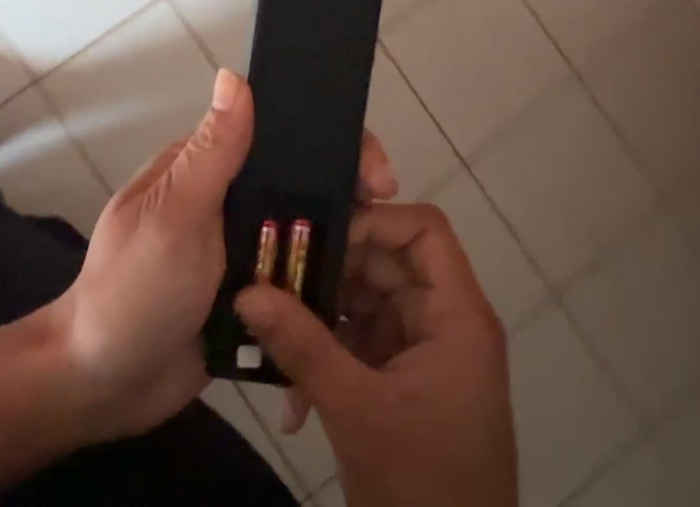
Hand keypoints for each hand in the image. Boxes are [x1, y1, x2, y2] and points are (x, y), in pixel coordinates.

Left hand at [40, 70, 400, 440]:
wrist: (107, 384)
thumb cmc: (135, 289)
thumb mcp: (174, 215)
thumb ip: (211, 153)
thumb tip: (234, 75)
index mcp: (198, 171)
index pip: (270, 136)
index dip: (324, 141)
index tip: (373, 169)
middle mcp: (219, 204)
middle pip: (293, 185)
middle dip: (343, 193)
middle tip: (387, 212)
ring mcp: (234, 252)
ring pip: (298, 233)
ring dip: (337, 240)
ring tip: (381, 257)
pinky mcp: (247, 297)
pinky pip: (292, 280)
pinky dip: (320, 282)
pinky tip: (357, 292)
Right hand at [234, 203, 515, 506]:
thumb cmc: (423, 482)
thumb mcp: (357, 409)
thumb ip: (301, 345)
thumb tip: (245, 291)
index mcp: (454, 316)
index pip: (421, 230)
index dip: (371, 220)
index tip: (311, 234)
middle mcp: (439, 322)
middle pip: (382, 261)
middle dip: (324, 266)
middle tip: (266, 269)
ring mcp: (416, 352)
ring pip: (360, 301)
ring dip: (314, 311)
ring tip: (263, 318)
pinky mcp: (394, 381)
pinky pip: (352, 341)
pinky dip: (319, 352)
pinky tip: (284, 385)